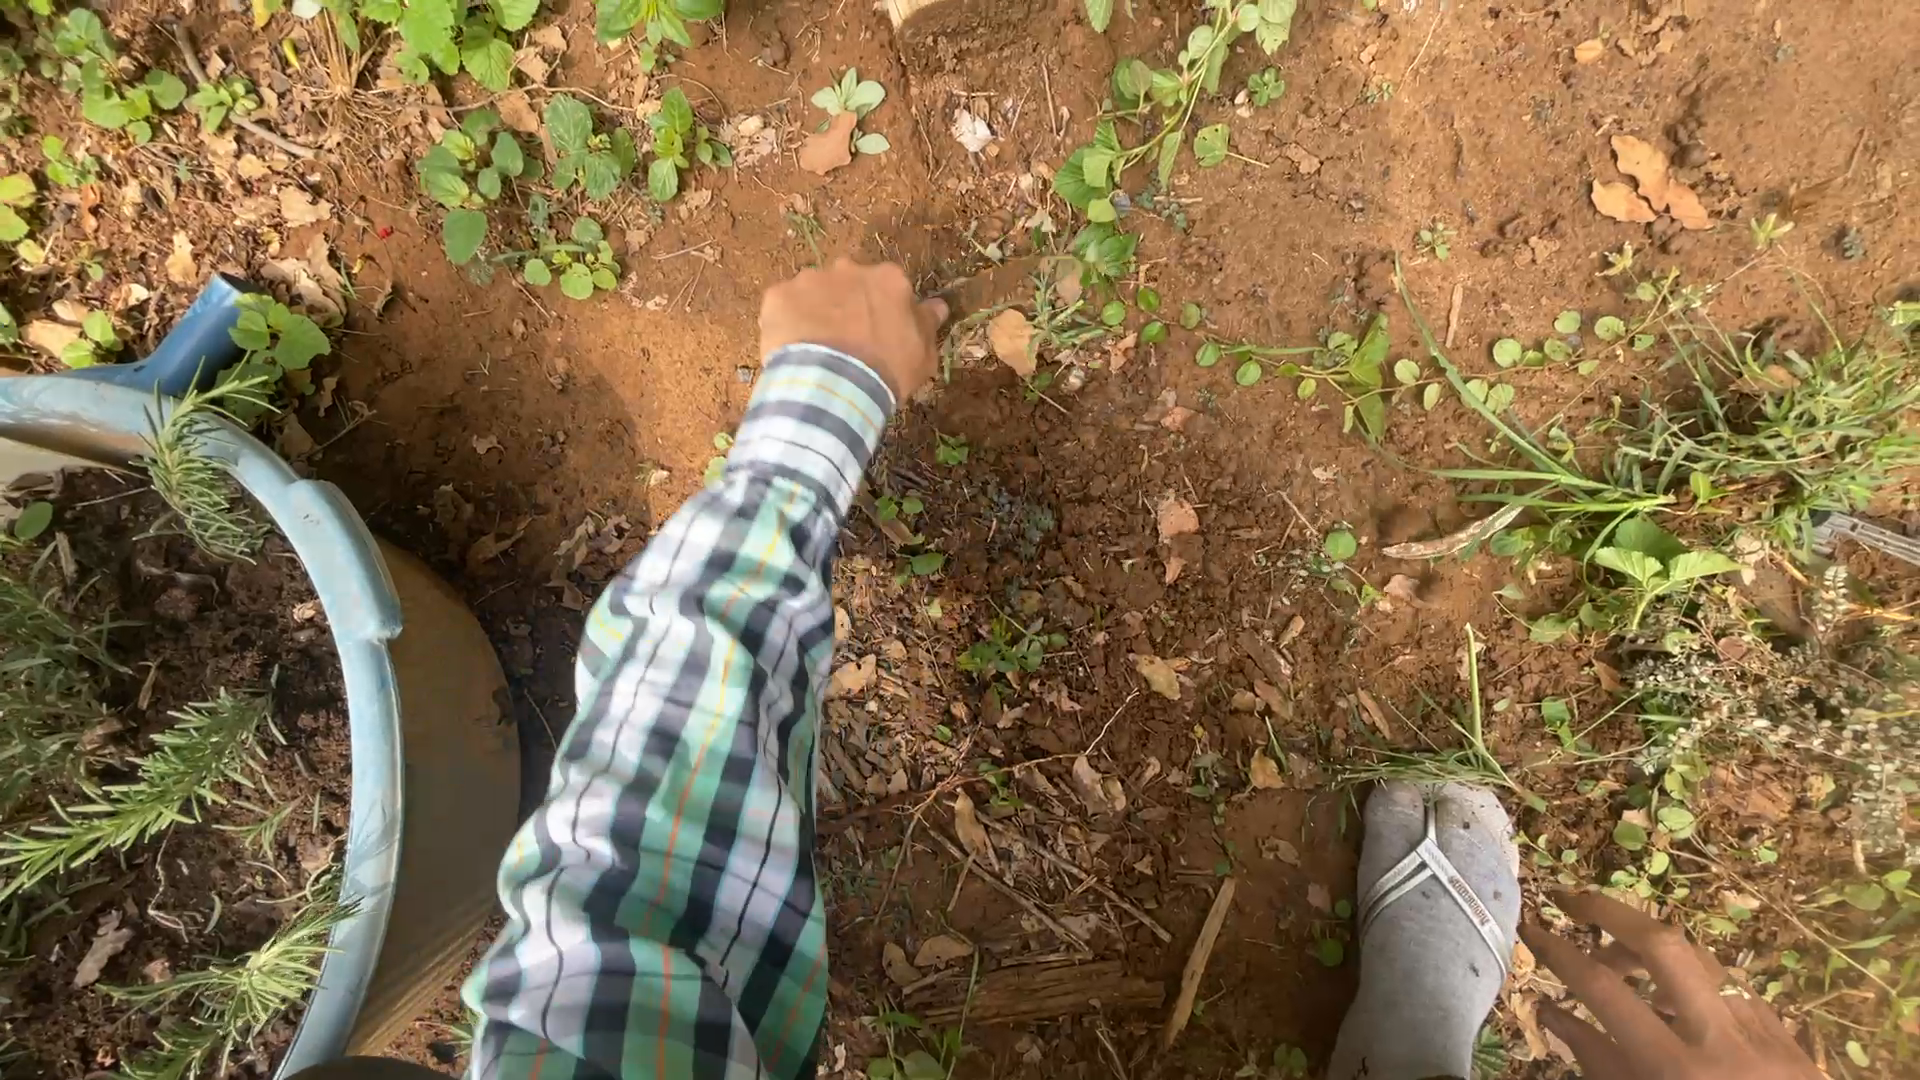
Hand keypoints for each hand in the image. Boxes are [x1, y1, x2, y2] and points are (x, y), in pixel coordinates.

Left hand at [759, 258, 947, 404]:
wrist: (835, 384)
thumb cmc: (887, 371)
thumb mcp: (922, 356)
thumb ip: (928, 325)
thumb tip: (938, 306)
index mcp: (889, 280)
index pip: (890, 288)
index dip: (884, 313)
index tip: (880, 337)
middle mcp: (849, 269)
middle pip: (849, 284)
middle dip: (847, 306)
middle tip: (846, 344)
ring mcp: (810, 280)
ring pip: (814, 294)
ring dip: (816, 314)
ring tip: (817, 352)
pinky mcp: (778, 296)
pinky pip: (783, 308)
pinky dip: (787, 325)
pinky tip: (794, 352)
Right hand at [1521, 891, 1820, 1079]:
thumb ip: (1594, 1057)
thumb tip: (1548, 1009)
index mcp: (1676, 1070)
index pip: (1600, 986)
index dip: (1556, 949)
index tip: (1528, 928)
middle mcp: (1724, 1044)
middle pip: (1662, 945)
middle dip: (1607, 911)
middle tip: (1570, 902)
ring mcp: (1767, 1040)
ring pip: (1699, 956)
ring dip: (1646, 947)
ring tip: (1617, 959)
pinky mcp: (1793, 1044)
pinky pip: (1731, 986)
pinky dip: (1690, 977)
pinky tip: (1670, 991)